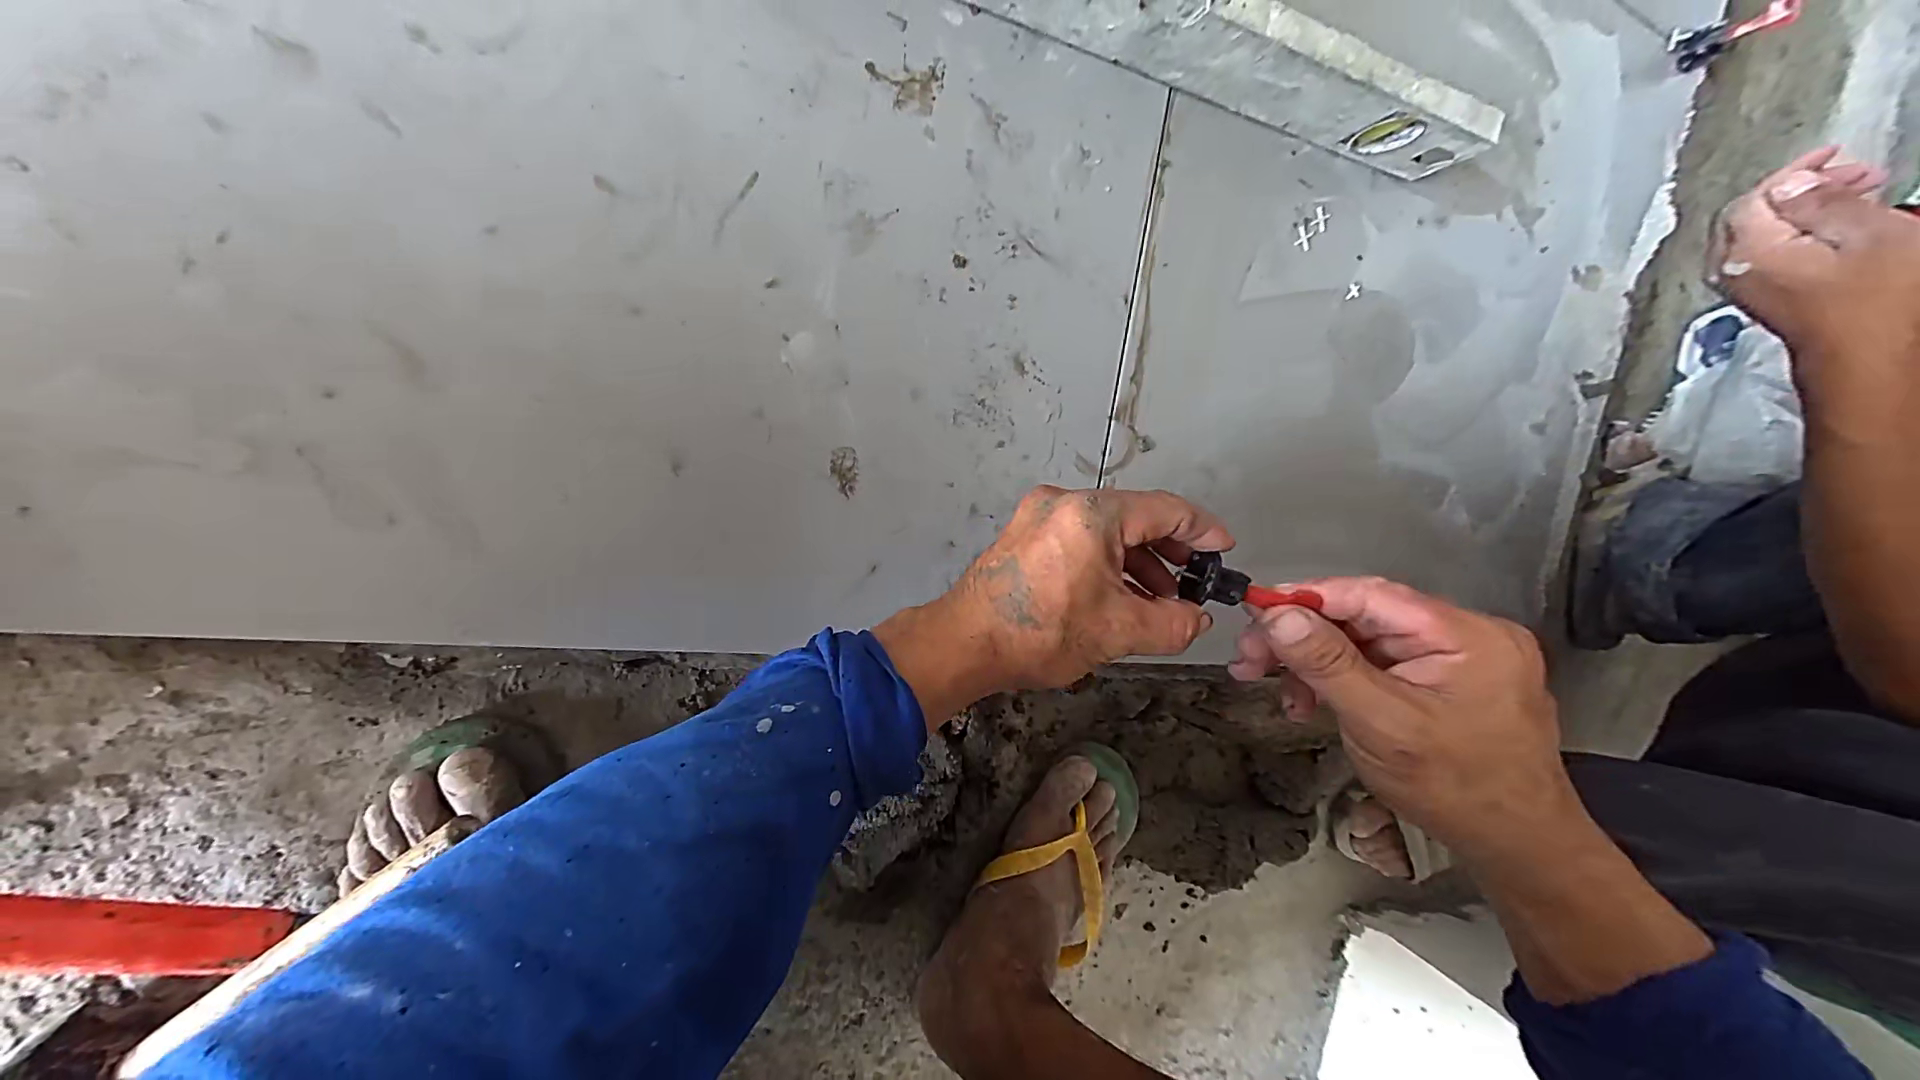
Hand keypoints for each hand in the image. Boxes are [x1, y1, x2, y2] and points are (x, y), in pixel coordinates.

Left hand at [878, 486, 1233, 724]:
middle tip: (1193, 580)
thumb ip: (1172, 623)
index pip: (1166, 509)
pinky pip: (1079, 540)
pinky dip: (1105, 564)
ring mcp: (1038, 516)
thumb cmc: (1041, 632)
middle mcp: (1063, 502)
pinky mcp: (1023, 536)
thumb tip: (1196, 619)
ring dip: (1137, 563)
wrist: (965, 644)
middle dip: (1169, 551)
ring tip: (1159, 600)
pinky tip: (1119, 596)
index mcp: (1092, 513)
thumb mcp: (1119, 630)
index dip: (1202, 529)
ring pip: (1105, 531)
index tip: (1224, 550)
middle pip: (1134, 517)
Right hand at [1234, 577, 1714, 1003]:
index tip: (1253, 613)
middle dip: (1299, 635)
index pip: (1370, 594)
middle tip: (1249, 657)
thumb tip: (1276, 614)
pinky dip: (1335, 678)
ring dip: (1310, 660)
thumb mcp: (1380, 722)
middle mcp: (1463, 632)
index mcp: (1465, 634)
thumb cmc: (1453, 787)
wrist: (1514, 847)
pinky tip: (1308, 701)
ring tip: (1274, 687)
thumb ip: (1327, 664)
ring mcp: (1453, 654)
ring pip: (1360, 638)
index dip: (1305, 598)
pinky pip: (1374, 661)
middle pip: (1360, 614)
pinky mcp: (1439, 676)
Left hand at [1715, 147, 1919, 426]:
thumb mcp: (1864, 234)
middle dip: (1801, 189)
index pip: (1750, 202)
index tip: (1835, 155)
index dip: (1791, 173)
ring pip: (1762, 237)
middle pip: (1750, 219)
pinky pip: (1774, 256)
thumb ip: (1820, 204)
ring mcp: (1747, 288)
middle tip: (1859, 174)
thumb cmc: (1875, 296)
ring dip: (1807, 210)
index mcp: (1747, 253)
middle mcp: (1733, 272)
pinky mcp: (1767, 299)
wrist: (1868, 354)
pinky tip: (1844, 229)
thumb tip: (1789, 183)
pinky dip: (1805, 234)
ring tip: (1862, 194)